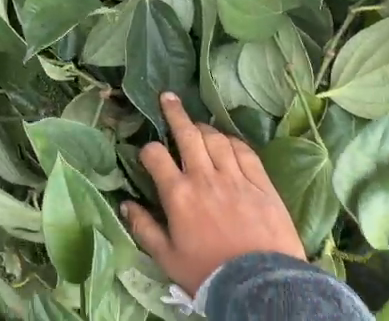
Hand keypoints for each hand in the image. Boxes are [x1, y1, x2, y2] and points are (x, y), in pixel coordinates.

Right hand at [121, 92, 304, 294]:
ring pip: (216, 140)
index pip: (155, 155)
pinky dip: (234, 142)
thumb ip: (144, 228)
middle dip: (174, 113)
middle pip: (187, 134)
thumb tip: (125, 204)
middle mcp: (204, 178)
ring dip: (204, 127)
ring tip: (198, 123)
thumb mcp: (167, 257)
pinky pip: (246, 154)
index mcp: (178, 194)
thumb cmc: (209, 274)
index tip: (148, 155)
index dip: (148, 150)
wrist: (263, 291)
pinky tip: (228, 140)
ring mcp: (236, 180)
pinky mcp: (263, 187)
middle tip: (168, 97)